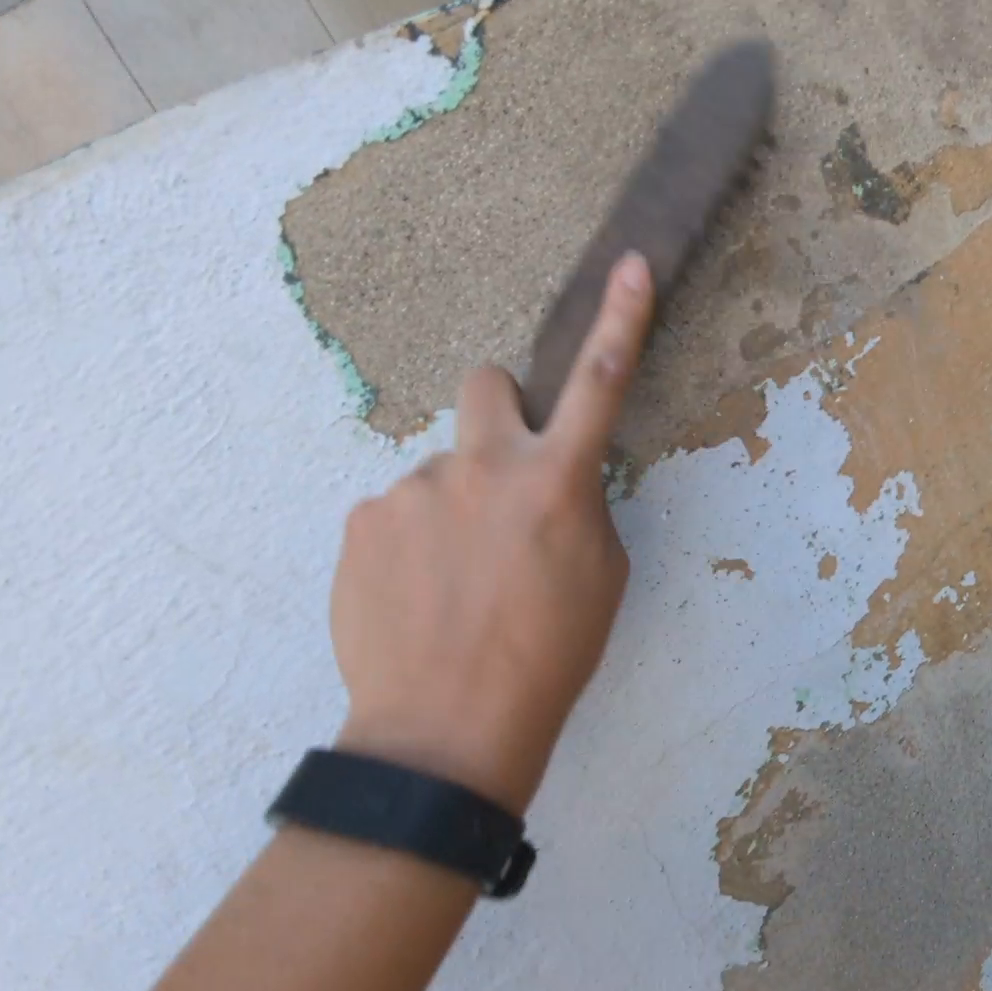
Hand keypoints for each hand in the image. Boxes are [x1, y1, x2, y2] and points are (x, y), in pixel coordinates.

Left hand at [328, 253, 653, 814]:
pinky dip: (418, 540)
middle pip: (487, 384)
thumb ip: (583, 509)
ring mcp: (411, 491)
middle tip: (508, 481)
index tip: (630, 264)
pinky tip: (424, 595)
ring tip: (461, 579)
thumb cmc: (552, 654)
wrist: (448, 725)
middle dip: (505, 413)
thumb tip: (554, 485)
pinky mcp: (360, 523)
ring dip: (459, 503)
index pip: (598, 381)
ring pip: (445, 469)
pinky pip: (400, 511)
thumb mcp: (602, 576)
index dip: (622, 319)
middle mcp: (481, 468)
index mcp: (556, 483)